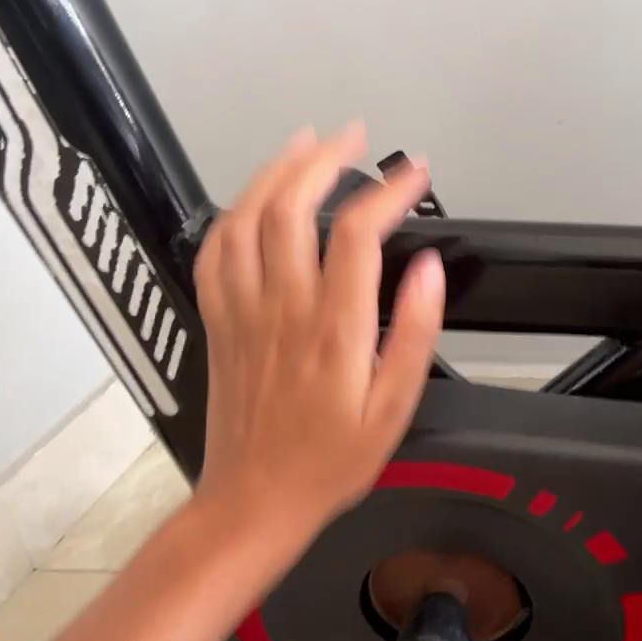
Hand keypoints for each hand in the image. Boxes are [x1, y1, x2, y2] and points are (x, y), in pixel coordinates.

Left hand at [192, 123, 444, 539]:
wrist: (253, 504)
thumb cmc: (331, 458)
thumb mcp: (395, 406)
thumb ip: (414, 332)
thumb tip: (427, 270)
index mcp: (331, 328)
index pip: (356, 235)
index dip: (388, 192)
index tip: (417, 172)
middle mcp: (281, 310)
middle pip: (289, 209)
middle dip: (324, 160)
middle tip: (355, 136)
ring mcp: (242, 313)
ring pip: (244, 221)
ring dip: (275, 172)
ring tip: (305, 143)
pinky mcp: (219, 323)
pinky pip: (214, 253)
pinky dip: (233, 212)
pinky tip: (253, 197)